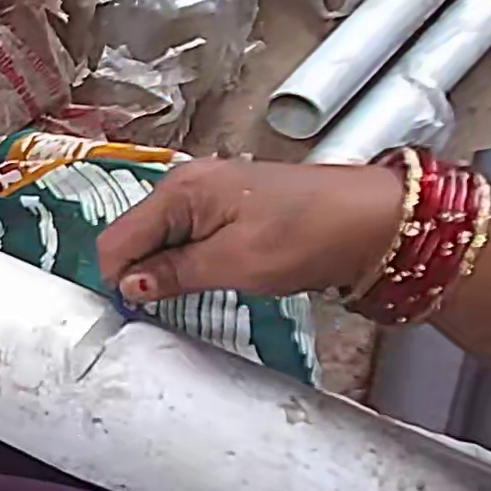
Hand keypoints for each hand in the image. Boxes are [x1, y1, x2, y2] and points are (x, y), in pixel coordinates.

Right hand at [97, 158, 405, 303]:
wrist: (373, 219)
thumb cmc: (306, 237)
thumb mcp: (235, 264)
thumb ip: (173, 273)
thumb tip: (127, 286)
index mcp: (179, 191)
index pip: (116, 239)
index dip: (120, 278)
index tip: (139, 307)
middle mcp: (182, 184)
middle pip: (133, 235)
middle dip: (142, 271)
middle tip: (174, 299)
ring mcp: (202, 191)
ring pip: (157, 237)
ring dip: (165, 266)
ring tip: (199, 285)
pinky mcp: (221, 203)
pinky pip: (181, 234)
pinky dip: (185, 257)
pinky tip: (210, 270)